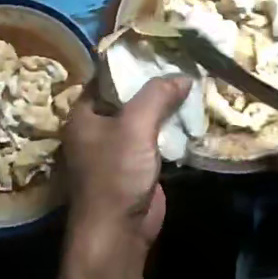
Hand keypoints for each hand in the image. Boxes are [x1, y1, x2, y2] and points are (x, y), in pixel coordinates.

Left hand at [62, 77, 192, 271]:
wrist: (117, 231)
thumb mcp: (134, 126)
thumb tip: (182, 75)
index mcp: (83, 113)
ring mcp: (116, 148)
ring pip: (143, 118)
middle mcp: (96, 127)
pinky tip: (192, 116)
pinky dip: (170, 129)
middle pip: (127, 97)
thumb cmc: (116, 173)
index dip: (132, 62)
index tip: (161, 48)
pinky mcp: (135, 166)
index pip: (106, 76)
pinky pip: (154, 139)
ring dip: (165, 107)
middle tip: (184, 63)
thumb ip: (156, 96)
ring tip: (194, 83)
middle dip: (154, 84)